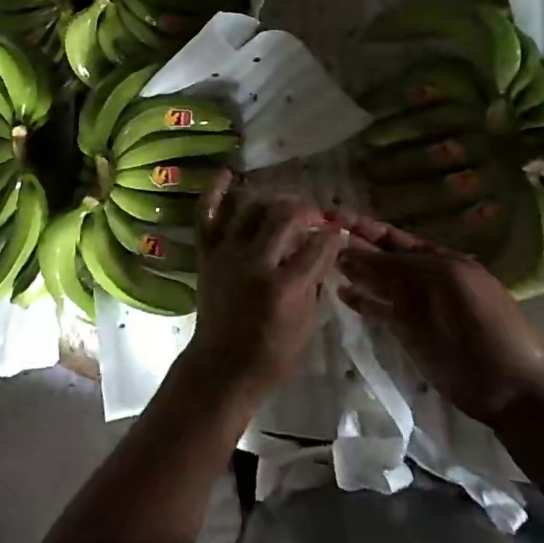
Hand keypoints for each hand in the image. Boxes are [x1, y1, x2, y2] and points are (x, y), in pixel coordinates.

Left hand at [181, 170, 340, 402]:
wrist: (220, 368)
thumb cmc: (271, 354)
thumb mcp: (307, 323)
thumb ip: (316, 280)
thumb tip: (325, 247)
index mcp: (285, 287)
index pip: (318, 244)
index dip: (332, 234)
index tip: (336, 231)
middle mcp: (255, 263)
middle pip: (286, 216)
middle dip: (306, 210)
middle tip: (313, 217)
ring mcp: (227, 254)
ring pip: (253, 208)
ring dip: (274, 202)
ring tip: (285, 207)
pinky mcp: (207, 254)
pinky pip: (207, 214)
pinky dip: (215, 191)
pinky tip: (229, 174)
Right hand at [334, 214, 543, 425]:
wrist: (510, 383)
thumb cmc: (480, 323)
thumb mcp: (440, 283)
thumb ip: (395, 269)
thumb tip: (351, 252)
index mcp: (437, 258)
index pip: (392, 236)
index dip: (363, 225)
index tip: (330, 214)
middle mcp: (423, 277)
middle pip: (382, 258)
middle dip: (354, 246)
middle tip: (315, 237)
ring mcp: (416, 307)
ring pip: (378, 283)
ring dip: (354, 272)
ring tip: (322, 261)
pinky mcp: (410, 334)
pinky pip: (381, 311)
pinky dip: (362, 301)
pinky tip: (341, 293)